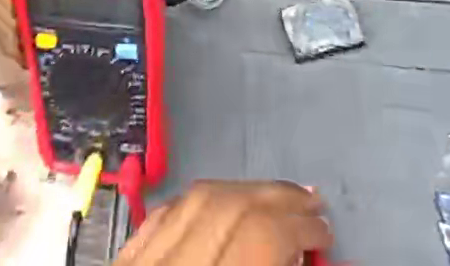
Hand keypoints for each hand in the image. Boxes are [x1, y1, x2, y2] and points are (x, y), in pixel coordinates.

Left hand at [115, 180, 331, 265]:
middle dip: (276, 199)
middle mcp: (172, 262)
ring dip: (242, 192)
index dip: (299, 227)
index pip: (259, 235)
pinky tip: (221, 202)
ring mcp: (140, 257)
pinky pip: (163, 215)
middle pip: (227, 206)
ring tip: (276, 197)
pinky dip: (197, 204)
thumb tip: (305, 251)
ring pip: (194, 200)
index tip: (325, 231)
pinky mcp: (125, 258)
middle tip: (312, 202)